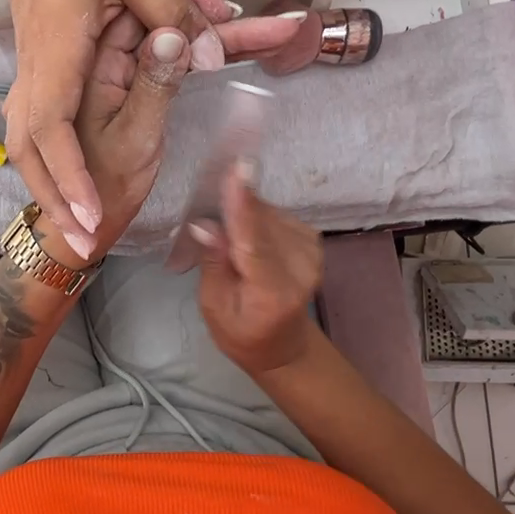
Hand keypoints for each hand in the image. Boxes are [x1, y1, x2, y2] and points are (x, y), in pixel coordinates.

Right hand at [0, 0, 306, 260]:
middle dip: (56, 201)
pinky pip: (32, 129)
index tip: (90, 218)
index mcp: (60, 50)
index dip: (71, 179)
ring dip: (50, 188)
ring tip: (76, 225)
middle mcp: (37, 71)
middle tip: (85, 241)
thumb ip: (168, 6)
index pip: (54, 128)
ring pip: (27, 145)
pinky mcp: (32, 68)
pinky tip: (61, 180)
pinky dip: (46, 163)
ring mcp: (29, 72)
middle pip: (31, 152)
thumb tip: (205, 51)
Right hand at [195, 162, 324, 375]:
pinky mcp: (312, 239)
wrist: (284, 345)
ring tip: (226, 239)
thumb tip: (204, 223)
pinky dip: (254, 217)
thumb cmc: (241, 332)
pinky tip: (247, 236)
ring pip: (266, 212)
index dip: (243, 205)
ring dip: (241, 214)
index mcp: (273, 292)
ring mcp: (312, 251)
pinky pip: (274, 213)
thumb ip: (213, 262)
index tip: (236, 169)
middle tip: (202, 218)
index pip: (254, 242)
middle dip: (229, 209)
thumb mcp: (213, 305)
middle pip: (259, 220)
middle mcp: (301, 267)